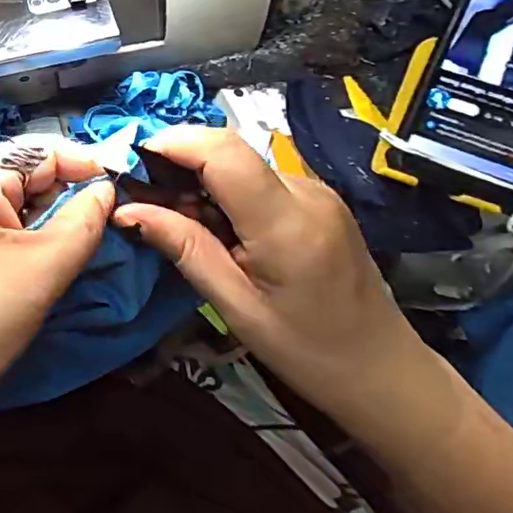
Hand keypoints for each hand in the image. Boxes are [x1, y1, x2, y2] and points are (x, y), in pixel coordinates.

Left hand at [0, 136, 115, 405]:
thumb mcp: (44, 263)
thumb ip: (86, 218)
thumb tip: (110, 188)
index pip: (42, 151)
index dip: (85, 162)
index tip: (127, 180)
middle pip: (33, 175)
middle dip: (75, 191)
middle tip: (116, 211)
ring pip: (28, 204)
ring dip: (62, 216)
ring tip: (95, 232)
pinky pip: (16, 229)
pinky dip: (44, 236)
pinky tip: (64, 252)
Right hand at [114, 127, 420, 420]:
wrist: (383, 369)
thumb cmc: (309, 352)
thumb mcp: (238, 309)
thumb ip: (185, 249)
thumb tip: (129, 210)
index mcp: (285, 222)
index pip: (222, 152)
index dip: (173, 143)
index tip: (133, 159)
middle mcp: (305, 190)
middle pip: (230, 149)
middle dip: (180, 158)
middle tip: (145, 194)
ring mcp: (316, 189)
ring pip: (242, 161)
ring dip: (203, 177)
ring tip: (179, 217)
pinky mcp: (318, 195)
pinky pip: (260, 176)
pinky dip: (228, 188)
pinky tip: (218, 224)